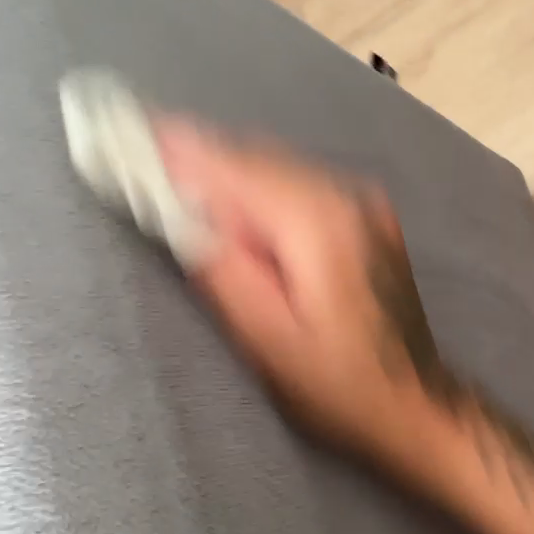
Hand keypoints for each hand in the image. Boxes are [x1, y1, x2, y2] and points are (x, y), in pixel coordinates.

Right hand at [154, 119, 452, 463]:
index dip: (175, 150)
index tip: (118, 132)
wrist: (415, 401)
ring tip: (176, 191)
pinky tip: (235, 213)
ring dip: (229, 176)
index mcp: (319, 222)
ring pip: (278, 168)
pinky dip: (262, 189)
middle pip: (256, 158)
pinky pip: (301, 185)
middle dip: (198, 161)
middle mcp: (347, 196)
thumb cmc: (339, 384)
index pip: (233, 166)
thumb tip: (179, 209)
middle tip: (136, 164)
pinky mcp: (369, 218)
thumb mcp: (267, 338)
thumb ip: (221, 266)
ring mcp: (365, 204)